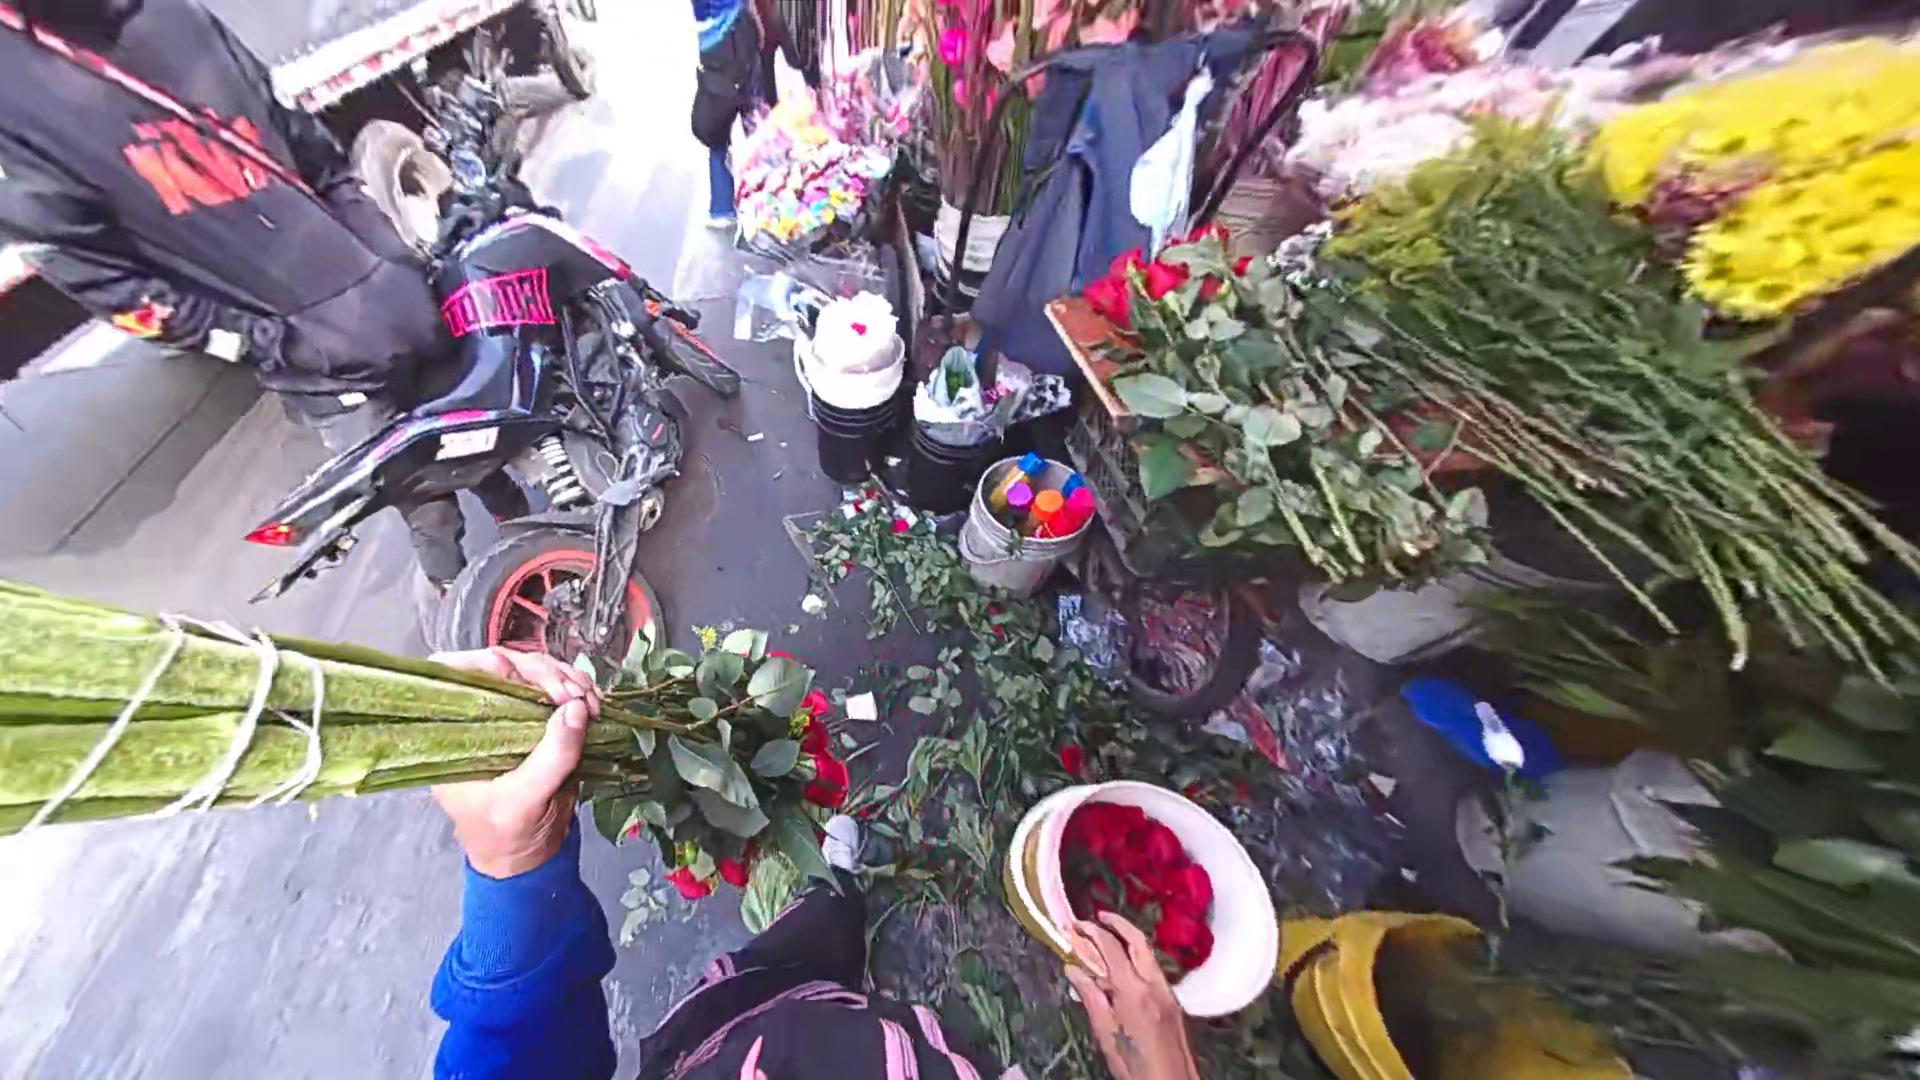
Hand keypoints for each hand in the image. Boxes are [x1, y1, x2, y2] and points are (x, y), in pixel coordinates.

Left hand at [429, 648, 601, 878]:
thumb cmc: (507, 833)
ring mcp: (515, 713)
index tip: (524, 676)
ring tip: (591, 703)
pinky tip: (595, 704)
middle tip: (574, 695)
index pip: (453, 674)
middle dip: (545, 672)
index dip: (487, 663)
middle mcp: (481, 715)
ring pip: (540, 672)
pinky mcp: (545, 718)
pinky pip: (564, 689)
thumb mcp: (523, 801)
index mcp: (453, 734)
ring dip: (571, 680)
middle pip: (508, 665)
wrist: (532, 852)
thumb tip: (576, 708)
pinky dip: (583, 691)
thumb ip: (550, 758)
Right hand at [1064, 914, 1200, 1079]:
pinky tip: (1125, 966)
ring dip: (1128, 937)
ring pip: (1148, 952)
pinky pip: (1154, 967)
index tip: (1074, 926)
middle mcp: (1155, 983)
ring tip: (1108, 935)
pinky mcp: (1175, 1002)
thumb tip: (1072, 969)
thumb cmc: (1135, 1069)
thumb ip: (1091, 998)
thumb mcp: (1106, 1036)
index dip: (1091, 931)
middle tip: (1097, 916)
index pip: (1110, 947)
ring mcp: (1168, 991)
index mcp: (1134, 991)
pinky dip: (1138, 956)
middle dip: (1116, 922)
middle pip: (1137, 939)